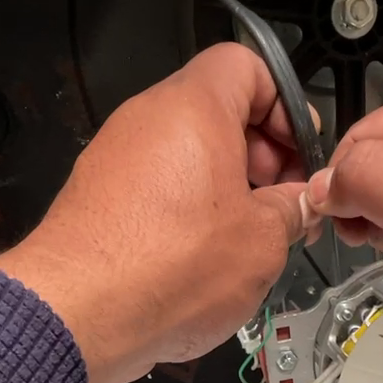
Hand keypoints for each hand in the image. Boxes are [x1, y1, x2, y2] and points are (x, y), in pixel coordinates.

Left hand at [0, 44, 309, 382]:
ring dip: (224, 194)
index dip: (285, 106)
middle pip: (217, 116)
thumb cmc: (172, 269)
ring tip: (245, 245)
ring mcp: (115, 160)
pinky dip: (184, 217)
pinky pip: (154, 194)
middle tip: (283, 209)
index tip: (302, 154)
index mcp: (194, 107)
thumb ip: (290, 211)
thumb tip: (299, 204)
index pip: (249, 67)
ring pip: (186, 160)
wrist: (80, 315)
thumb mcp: (262, 242)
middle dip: (260, 159)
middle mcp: (147, 120)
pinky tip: (201, 264)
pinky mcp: (96, 202)